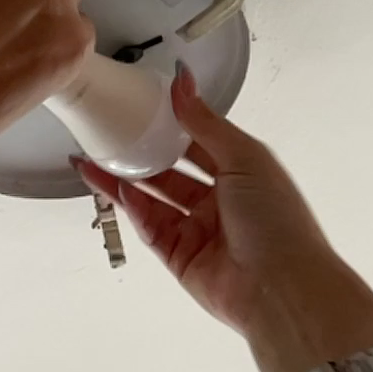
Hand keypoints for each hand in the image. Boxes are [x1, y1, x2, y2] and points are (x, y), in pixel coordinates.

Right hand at [74, 65, 372, 371]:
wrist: (281, 289)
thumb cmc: (276, 220)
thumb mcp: (244, 158)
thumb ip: (204, 122)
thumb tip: (181, 82)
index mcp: (241, 174)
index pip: (198, 143)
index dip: (171, 125)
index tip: (142, 106)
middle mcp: (218, 201)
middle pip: (169, 171)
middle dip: (139, 154)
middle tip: (107, 134)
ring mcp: (196, 229)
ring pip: (152, 198)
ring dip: (122, 179)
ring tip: (91, 159)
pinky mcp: (176, 255)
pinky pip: (148, 224)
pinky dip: (130, 206)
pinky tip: (111, 187)